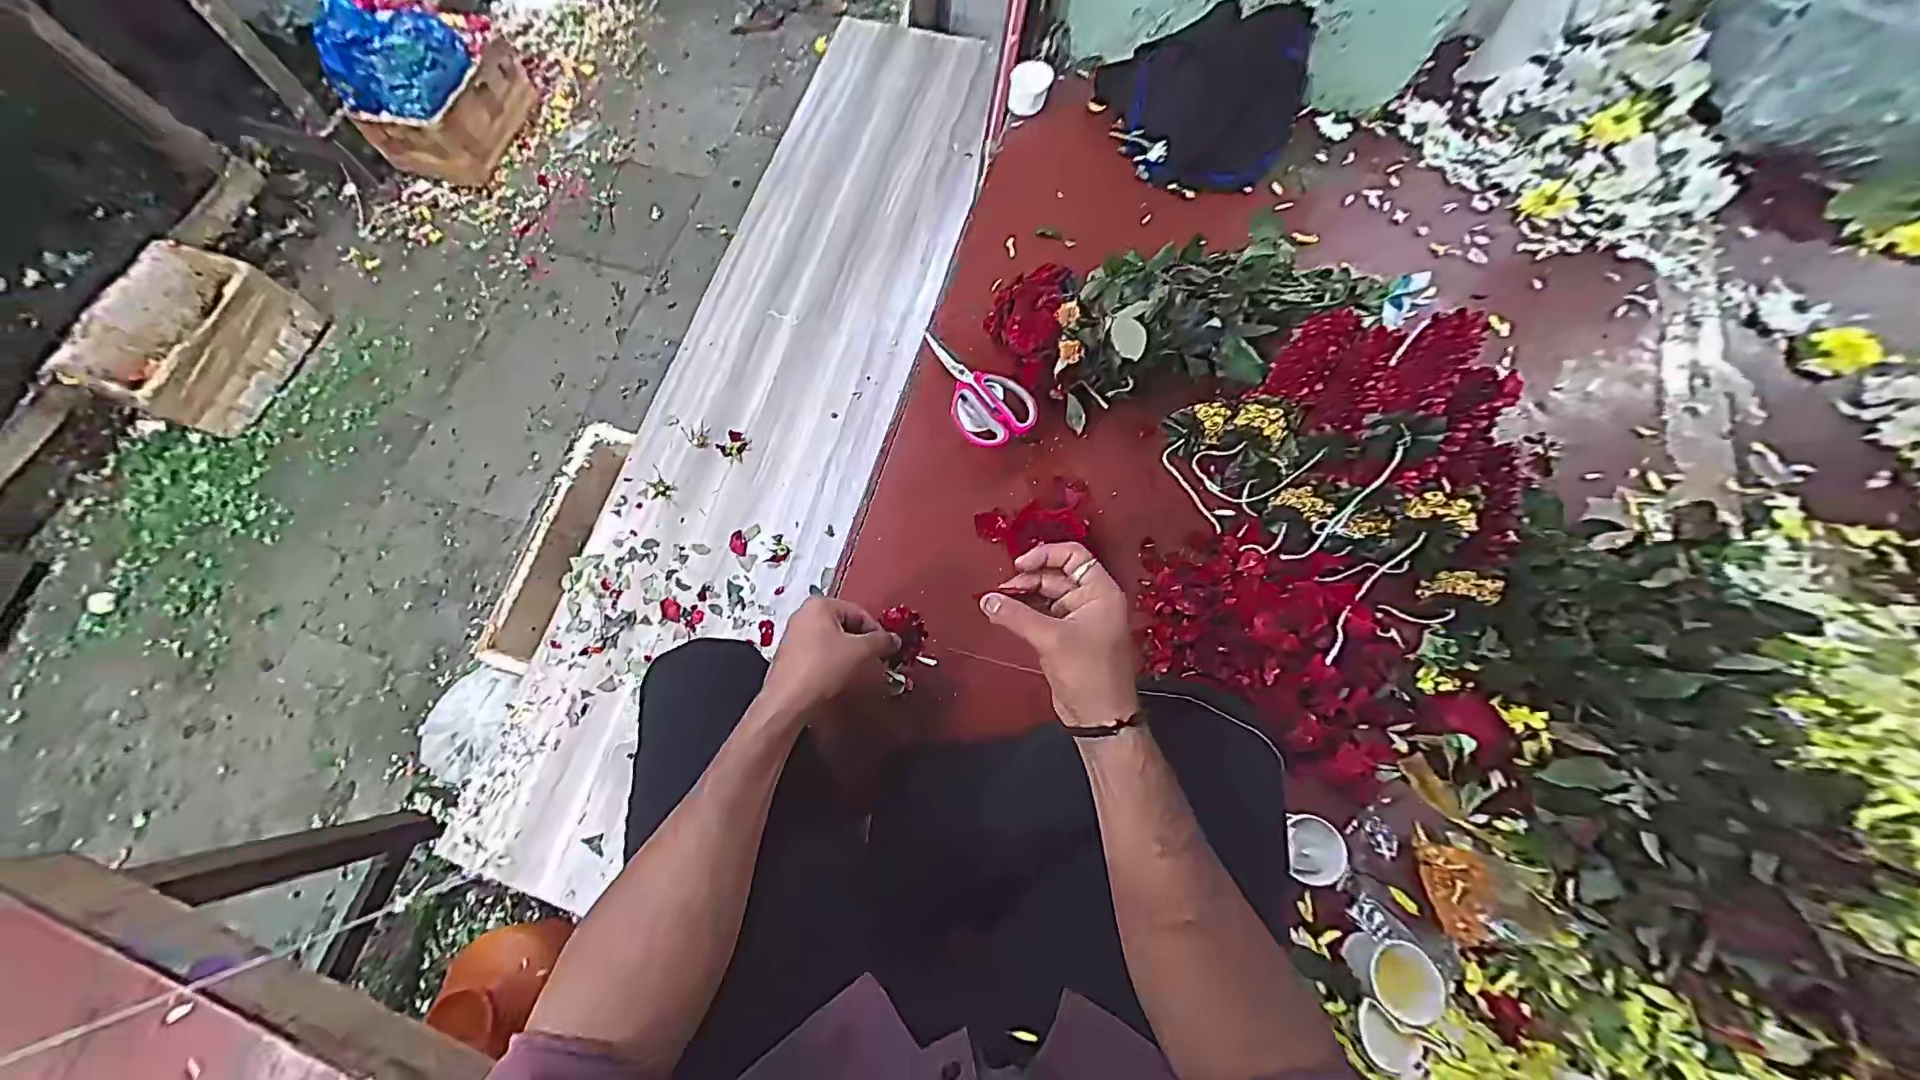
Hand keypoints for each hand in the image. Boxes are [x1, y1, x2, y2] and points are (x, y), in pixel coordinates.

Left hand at [759, 597, 899, 717]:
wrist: (788, 701)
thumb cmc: (822, 668)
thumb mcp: (859, 652)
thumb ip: (881, 641)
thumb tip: (895, 639)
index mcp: (820, 605)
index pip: (859, 613)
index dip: (876, 631)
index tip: (886, 649)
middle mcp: (804, 614)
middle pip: (846, 624)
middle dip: (862, 642)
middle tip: (874, 659)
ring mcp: (795, 633)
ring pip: (833, 638)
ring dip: (849, 652)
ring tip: (858, 669)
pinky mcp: (791, 653)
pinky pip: (820, 650)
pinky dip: (833, 659)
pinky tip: (838, 674)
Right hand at [980, 542, 1139, 729]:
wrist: (1099, 717)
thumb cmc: (1087, 673)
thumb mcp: (1051, 639)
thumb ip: (1016, 615)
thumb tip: (987, 599)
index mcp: (1100, 592)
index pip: (1074, 556)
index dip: (1045, 554)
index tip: (1019, 565)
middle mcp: (1092, 600)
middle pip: (1056, 575)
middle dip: (1028, 579)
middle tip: (1001, 591)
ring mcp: (1079, 618)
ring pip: (1047, 595)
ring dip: (1023, 597)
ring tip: (997, 603)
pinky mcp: (1066, 636)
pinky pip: (1043, 614)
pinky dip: (1024, 613)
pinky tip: (1003, 615)